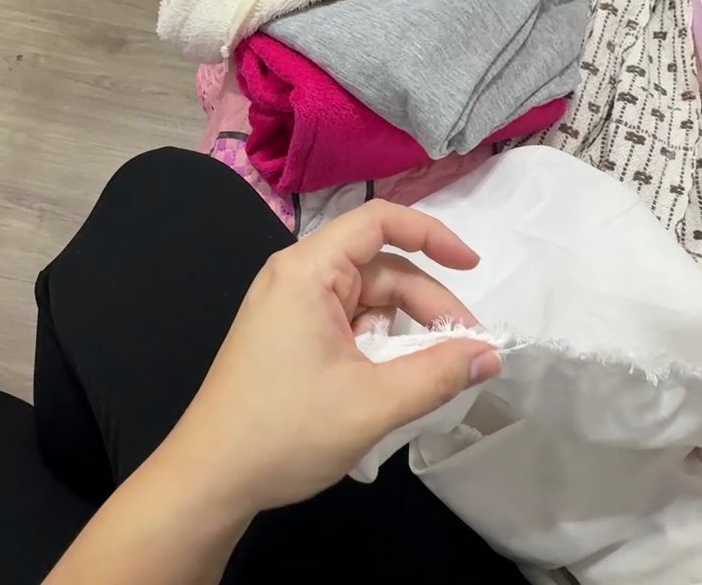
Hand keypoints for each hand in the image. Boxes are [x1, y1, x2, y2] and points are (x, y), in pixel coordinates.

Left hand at [151, 201, 501, 516]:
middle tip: (469, 353)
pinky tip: (393, 382)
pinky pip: (349, 322)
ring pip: (369, 300)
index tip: (472, 266)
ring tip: (432, 375)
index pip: (378, 221)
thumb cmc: (284, 431)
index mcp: (308, 269)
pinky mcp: (291, 333)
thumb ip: (437, 374)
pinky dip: (379, 345)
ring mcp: (293, 305)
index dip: (431, 233)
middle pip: (381, 269)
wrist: (209, 479)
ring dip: (404, 331)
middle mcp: (299, 275)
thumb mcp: (371, 404)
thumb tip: (491, 354)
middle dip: (427, 306)